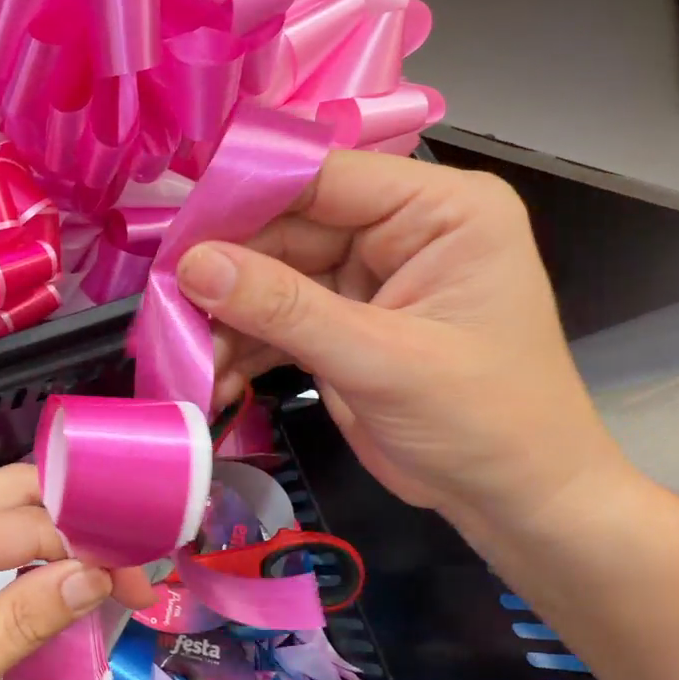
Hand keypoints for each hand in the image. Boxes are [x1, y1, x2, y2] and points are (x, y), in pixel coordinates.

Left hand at [0, 465, 151, 679]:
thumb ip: (20, 620)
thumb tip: (96, 573)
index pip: (30, 523)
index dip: (95, 548)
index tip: (146, 586)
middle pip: (11, 491)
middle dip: (77, 521)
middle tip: (130, 571)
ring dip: (47, 527)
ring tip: (98, 571)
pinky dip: (11, 542)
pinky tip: (38, 573)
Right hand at [177, 150, 624, 529]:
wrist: (510, 499)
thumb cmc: (482, 420)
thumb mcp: (379, 359)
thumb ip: (282, 308)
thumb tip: (190, 265)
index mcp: (436, 211)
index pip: (322, 180)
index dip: (244, 199)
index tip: (175, 238)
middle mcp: (395, 232)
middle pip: (282, 232)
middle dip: (225, 277)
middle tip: (167, 313)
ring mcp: (362, 280)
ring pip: (266, 281)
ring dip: (224, 323)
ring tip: (188, 361)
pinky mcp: (338, 324)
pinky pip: (271, 321)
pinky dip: (239, 350)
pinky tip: (214, 381)